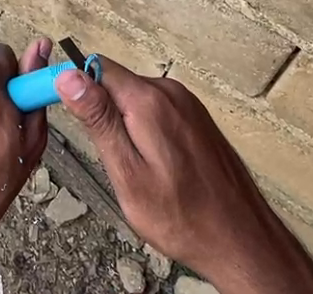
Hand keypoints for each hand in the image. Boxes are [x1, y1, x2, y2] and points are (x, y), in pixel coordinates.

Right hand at [54, 59, 312, 293]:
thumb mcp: (127, 173)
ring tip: (141, 168)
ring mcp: (188, 104)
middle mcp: (170, 91)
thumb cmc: (183, 218)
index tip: (78, 121)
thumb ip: (98, 119)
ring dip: (128, 124)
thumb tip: (67, 74)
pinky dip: (150, 130)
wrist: (245, 244)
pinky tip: (162, 166)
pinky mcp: (198, 118)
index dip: (78, 89)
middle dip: (106, 112)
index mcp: (148, 100)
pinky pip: (158, 109)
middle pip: (117, 83)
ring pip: (137, 98)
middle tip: (116, 159)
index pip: (95, 67)